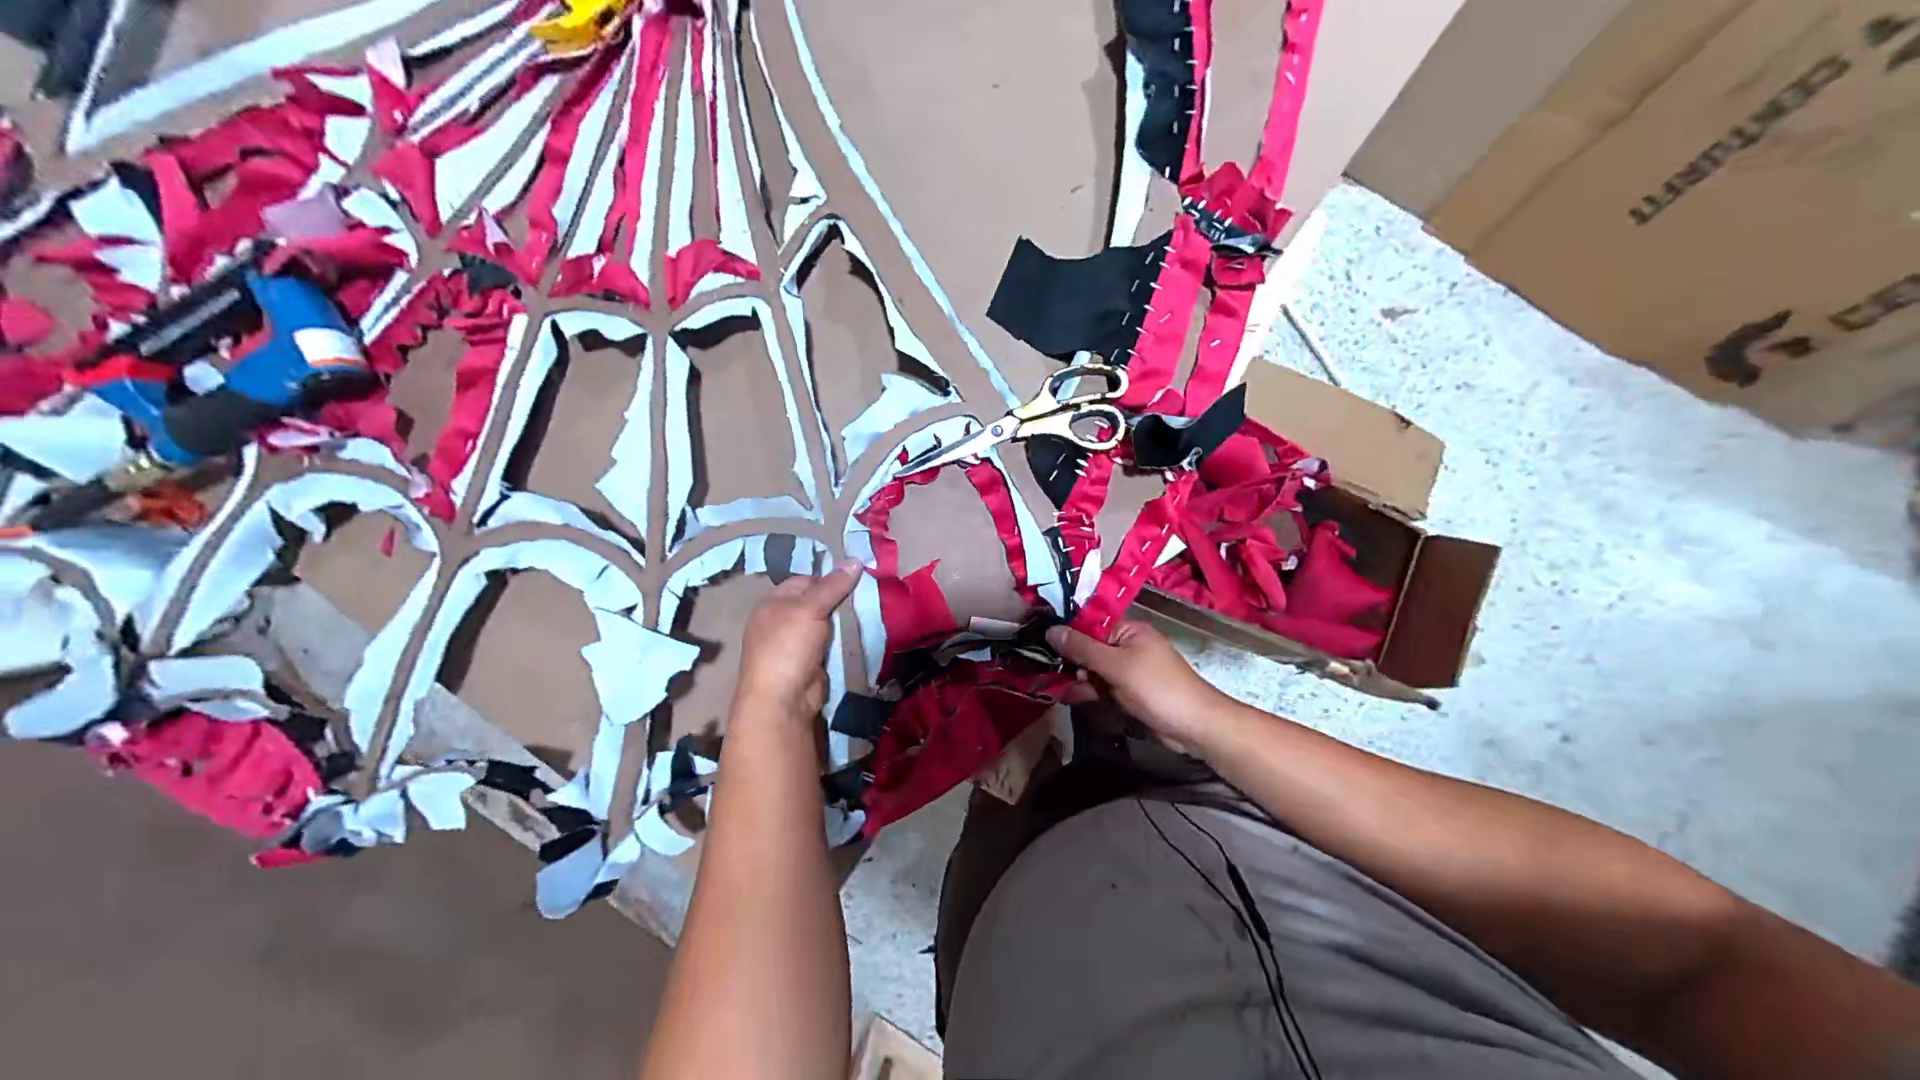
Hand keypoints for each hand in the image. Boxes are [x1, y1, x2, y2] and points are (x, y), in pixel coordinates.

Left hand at [733, 560, 863, 725]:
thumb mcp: (809, 608)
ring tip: (872, 613)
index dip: (830, 578)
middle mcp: (781, 620)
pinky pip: (831, 644)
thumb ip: (833, 585)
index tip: (858, 580)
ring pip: (827, 623)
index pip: (806, 580)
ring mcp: (795, 644)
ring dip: (845, 621)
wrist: (783, 699)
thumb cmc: (788, 646)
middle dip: (841, 600)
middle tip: (870, 595)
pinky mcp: (810, 662)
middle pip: (818, 601)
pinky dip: (845, 640)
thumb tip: (856, 560)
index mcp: (773, 602)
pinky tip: (862, 635)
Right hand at [1047, 620, 1229, 751]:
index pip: (1090, 624)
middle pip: (1088, 647)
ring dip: (1074, 677)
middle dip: (1067, 658)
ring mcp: (1127, 670)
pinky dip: (1086, 690)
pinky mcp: (1127, 691)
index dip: (1065, 631)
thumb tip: (1051, 630)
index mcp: (1129, 630)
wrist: (1195, 727)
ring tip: (1050, 684)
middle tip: (1041, 668)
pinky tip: (1066, 696)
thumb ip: (1082, 649)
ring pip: (1092, 669)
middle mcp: (1127, 646)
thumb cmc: (1158, 689)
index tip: (1038, 638)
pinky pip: (1100, 686)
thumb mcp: (1117, 666)